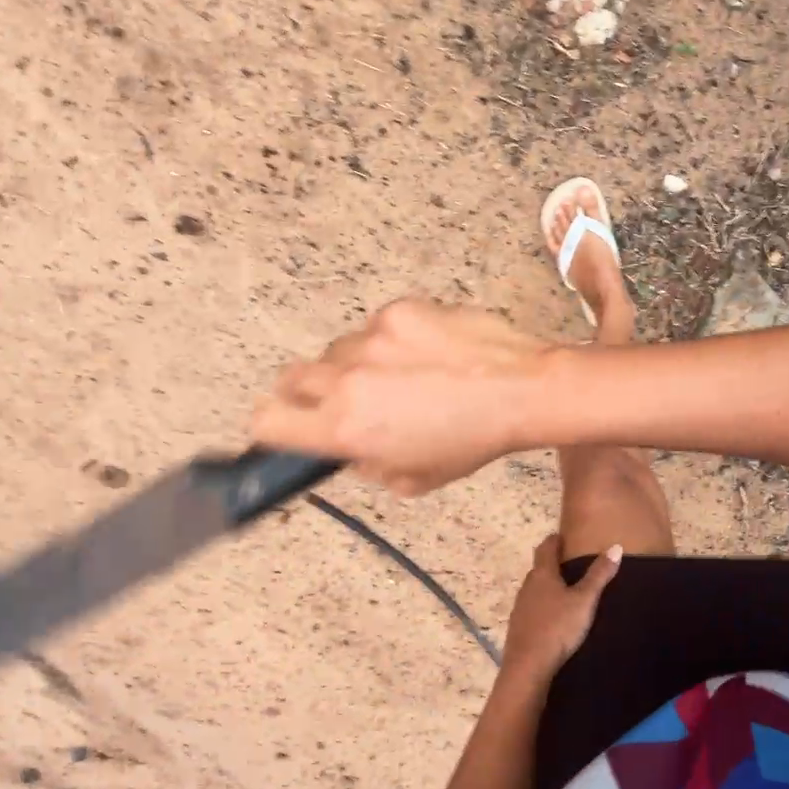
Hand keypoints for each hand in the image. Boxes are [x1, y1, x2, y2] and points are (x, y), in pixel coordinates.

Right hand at [249, 299, 553, 494]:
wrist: (523, 390)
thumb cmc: (474, 439)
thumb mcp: (412, 478)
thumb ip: (365, 463)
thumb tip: (349, 445)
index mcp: (345, 428)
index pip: (265, 420)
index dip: (273, 425)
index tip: (291, 425)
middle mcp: (348, 379)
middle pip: (292, 378)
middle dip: (312, 393)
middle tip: (351, 400)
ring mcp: (373, 338)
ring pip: (339, 349)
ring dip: (357, 363)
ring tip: (406, 375)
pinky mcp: (401, 310)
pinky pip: (378, 326)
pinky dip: (394, 339)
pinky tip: (429, 352)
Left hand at [503, 535, 620, 677]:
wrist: (528, 667)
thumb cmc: (558, 627)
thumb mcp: (584, 600)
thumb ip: (599, 575)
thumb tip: (616, 547)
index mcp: (542, 574)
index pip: (546, 547)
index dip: (556, 540)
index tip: (566, 537)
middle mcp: (528, 586)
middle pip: (539, 567)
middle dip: (553, 563)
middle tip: (572, 563)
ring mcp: (520, 607)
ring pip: (535, 588)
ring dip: (548, 586)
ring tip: (566, 591)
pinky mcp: (519, 627)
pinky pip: (532, 608)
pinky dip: (543, 606)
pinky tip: (554, 618)